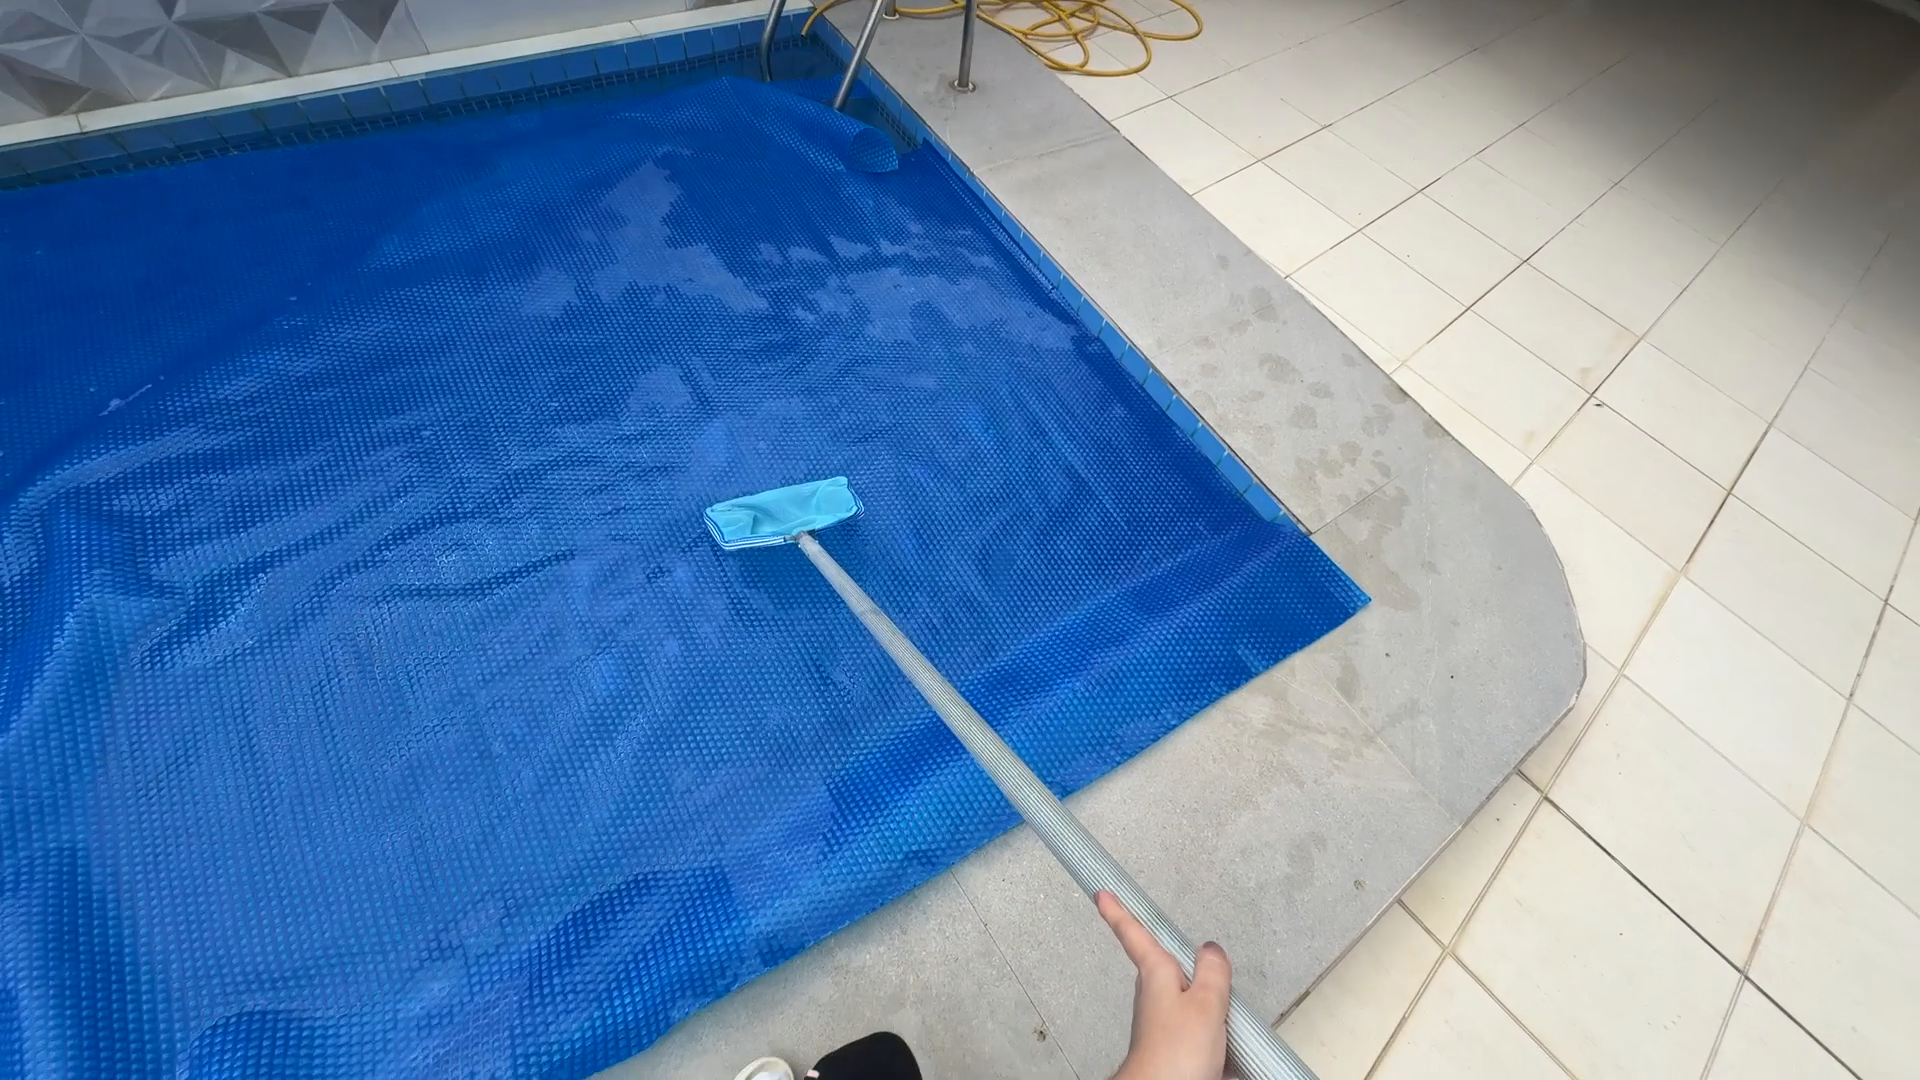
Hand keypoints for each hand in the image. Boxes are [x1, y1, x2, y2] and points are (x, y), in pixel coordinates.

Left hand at [1097, 891, 1230, 1079]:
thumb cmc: (1179, 1049)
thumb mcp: (1205, 1004)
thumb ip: (1212, 973)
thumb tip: (1210, 949)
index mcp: (1155, 972)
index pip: (1133, 934)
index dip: (1116, 912)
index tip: (1100, 892)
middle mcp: (1151, 992)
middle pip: (1162, 966)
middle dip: (1178, 962)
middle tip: (1195, 958)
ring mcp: (1158, 1020)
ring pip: (1181, 999)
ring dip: (1199, 1000)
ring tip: (1223, 1008)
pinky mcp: (1169, 1046)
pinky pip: (1191, 1029)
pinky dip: (1208, 1032)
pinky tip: (1224, 1043)